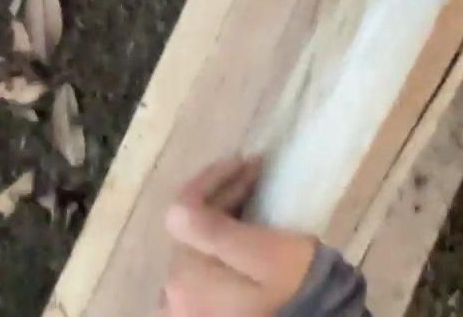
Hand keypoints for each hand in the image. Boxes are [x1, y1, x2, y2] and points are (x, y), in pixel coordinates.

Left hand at [161, 157, 318, 316]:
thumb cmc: (291, 288)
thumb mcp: (263, 254)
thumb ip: (214, 233)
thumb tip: (174, 209)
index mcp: (185, 276)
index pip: (184, 208)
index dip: (213, 177)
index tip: (246, 160)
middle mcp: (172, 295)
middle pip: (191, 226)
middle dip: (222, 193)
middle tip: (257, 172)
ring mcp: (182, 309)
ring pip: (195, 244)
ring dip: (220, 214)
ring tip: (252, 195)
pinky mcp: (198, 314)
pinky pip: (199, 266)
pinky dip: (217, 241)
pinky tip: (241, 230)